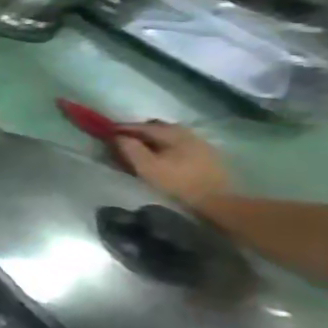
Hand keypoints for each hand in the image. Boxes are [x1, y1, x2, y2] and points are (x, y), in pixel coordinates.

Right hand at [111, 122, 230, 208]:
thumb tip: (118, 137)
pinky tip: (162, 157)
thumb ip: (130, 149)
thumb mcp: (148, 167)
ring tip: (141, 151)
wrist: (221, 201)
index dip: (121, 129)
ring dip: (152, 141)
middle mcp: (185, 131)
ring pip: (167, 136)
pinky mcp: (206, 154)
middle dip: (137, 133)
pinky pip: (178, 144)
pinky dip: (165, 147)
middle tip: (124, 143)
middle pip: (154, 128)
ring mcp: (198, 142)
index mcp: (171, 132)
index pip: (139, 126)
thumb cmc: (180, 182)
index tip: (107, 134)